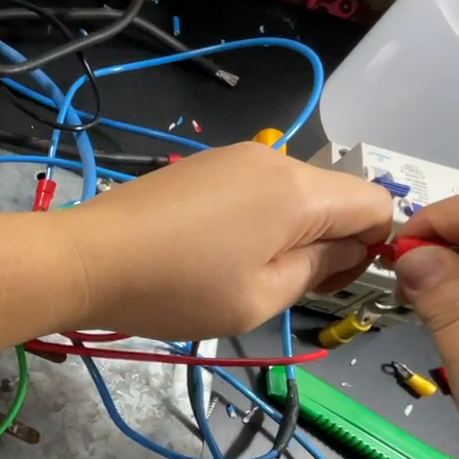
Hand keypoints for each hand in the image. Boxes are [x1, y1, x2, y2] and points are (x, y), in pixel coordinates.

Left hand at [63, 142, 393, 339]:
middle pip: (328, 197)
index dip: (371, 247)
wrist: (82, 260)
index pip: (376, 203)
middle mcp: (270, 159)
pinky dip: (242, 223)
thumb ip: (315, 271)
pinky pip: (242, 193)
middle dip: (321, 242)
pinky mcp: (192, 168)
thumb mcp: (255, 300)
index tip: (328, 284)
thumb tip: (348, 249)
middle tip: (273, 288)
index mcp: (298, 190)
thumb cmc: (171, 290)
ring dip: (277, 235)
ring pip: (283, 195)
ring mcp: (226, 159)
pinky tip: (201, 255)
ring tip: (228, 275)